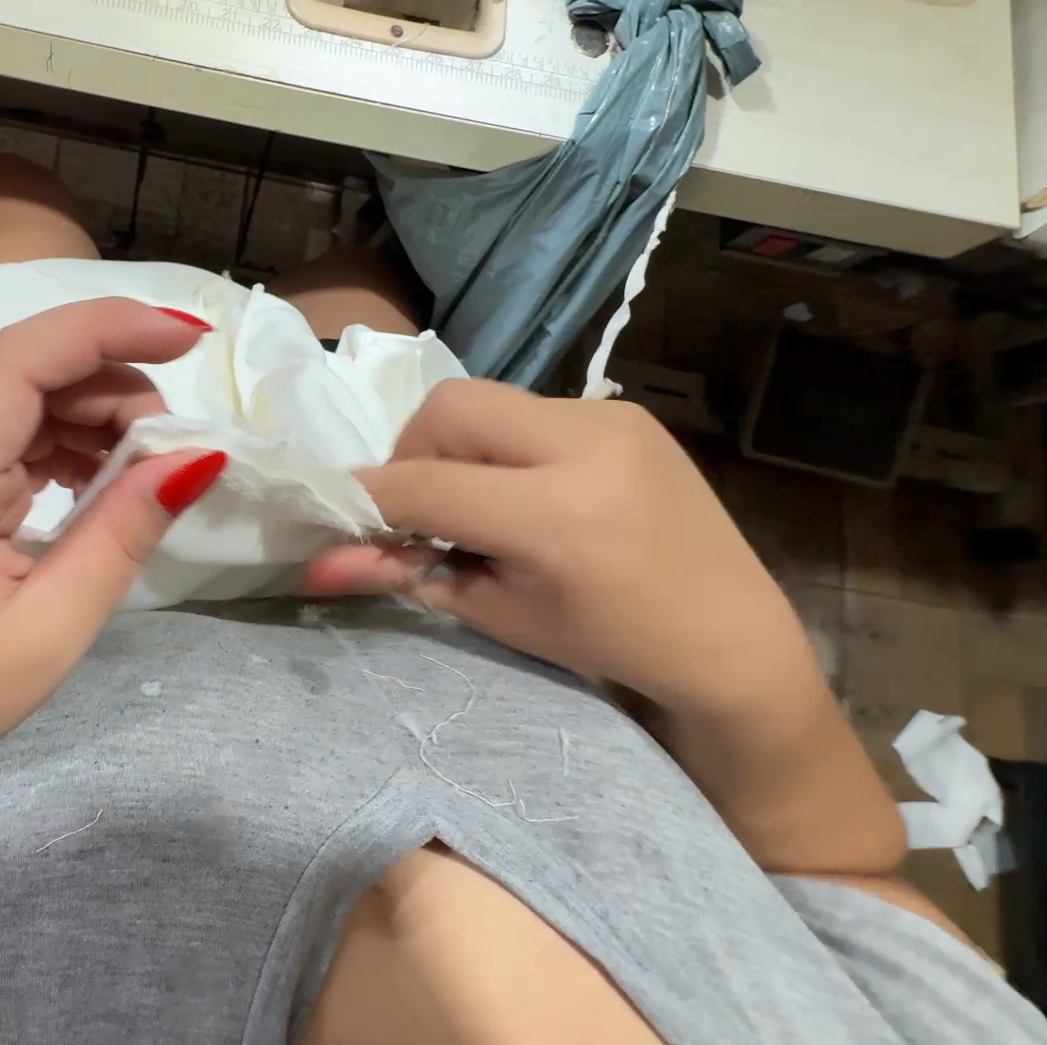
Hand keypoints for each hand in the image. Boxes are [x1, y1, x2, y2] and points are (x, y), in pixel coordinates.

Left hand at [0, 299, 227, 788]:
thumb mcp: (51, 627)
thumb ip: (122, 535)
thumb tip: (196, 459)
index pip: (20, 360)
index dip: (106, 329)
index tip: (188, 338)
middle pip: (24, 367)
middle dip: (112, 382)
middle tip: (172, 444)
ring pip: (21, 392)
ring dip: (94, 411)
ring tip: (143, 468)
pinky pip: (10, 429)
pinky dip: (67, 439)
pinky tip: (101, 479)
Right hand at [306, 379, 821, 723]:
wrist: (729, 633)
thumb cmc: (604, 641)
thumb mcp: (494, 612)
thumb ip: (402, 575)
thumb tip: (317, 566)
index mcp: (558, 516)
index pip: (424, 486)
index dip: (367, 500)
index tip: (338, 518)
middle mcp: (587, 445)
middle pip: (447, 407)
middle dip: (410, 455)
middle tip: (421, 511)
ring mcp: (612, 418)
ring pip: (482, 401)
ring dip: (451, 448)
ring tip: (475, 503)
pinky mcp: (623, 412)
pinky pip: (523, 410)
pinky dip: (494, 445)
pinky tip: (522, 491)